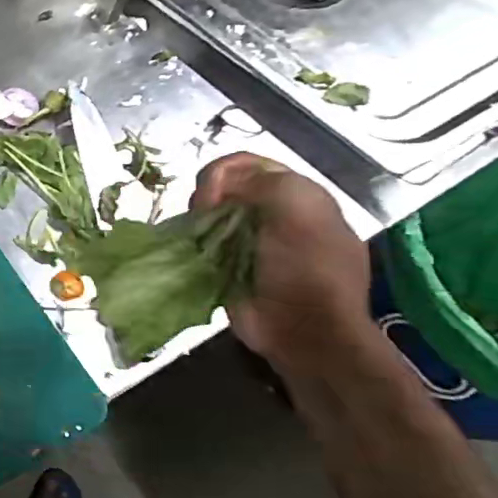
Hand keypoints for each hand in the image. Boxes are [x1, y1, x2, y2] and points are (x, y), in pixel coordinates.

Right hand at [191, 153, 371, 366]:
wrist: (306, 332)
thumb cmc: (307, 270)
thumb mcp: (300, 211)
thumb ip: (265, 183)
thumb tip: (220, 184)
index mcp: (298, 196)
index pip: (250, 165)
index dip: (224, 172)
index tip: (211, 196)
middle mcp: (272, 215)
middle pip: (225, 189)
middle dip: (207, 196)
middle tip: (200, 217)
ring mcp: (249, 244)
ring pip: (210, 217)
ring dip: (197, 222)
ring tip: (195, 238)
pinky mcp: (227, 269)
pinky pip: (201, 247)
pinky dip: (192, 246)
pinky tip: (191, 253)